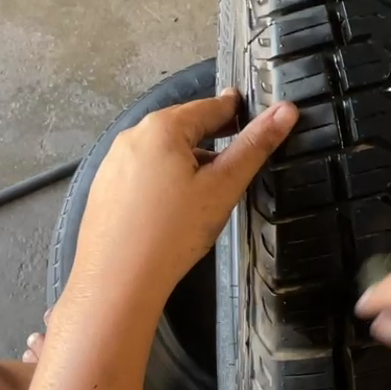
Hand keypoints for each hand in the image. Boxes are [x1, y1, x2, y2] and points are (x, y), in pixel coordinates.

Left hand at [64, 90, 296, 316]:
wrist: (116, 283)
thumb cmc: (171, 233)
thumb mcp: (223, 186)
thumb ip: (255, 146)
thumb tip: (285, 111)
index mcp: (162, 128)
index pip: (210, 106)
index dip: (236, 110)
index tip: (252, 112)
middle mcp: (132, 136)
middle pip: (183, 125)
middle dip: (212, 134)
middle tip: (238, 147)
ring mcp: (113, 163)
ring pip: (162, 150)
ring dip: (188, 157)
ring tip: (210, 182)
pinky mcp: (105, 188)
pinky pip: (142, 171)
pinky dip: (164, 177)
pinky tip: (175, 204)